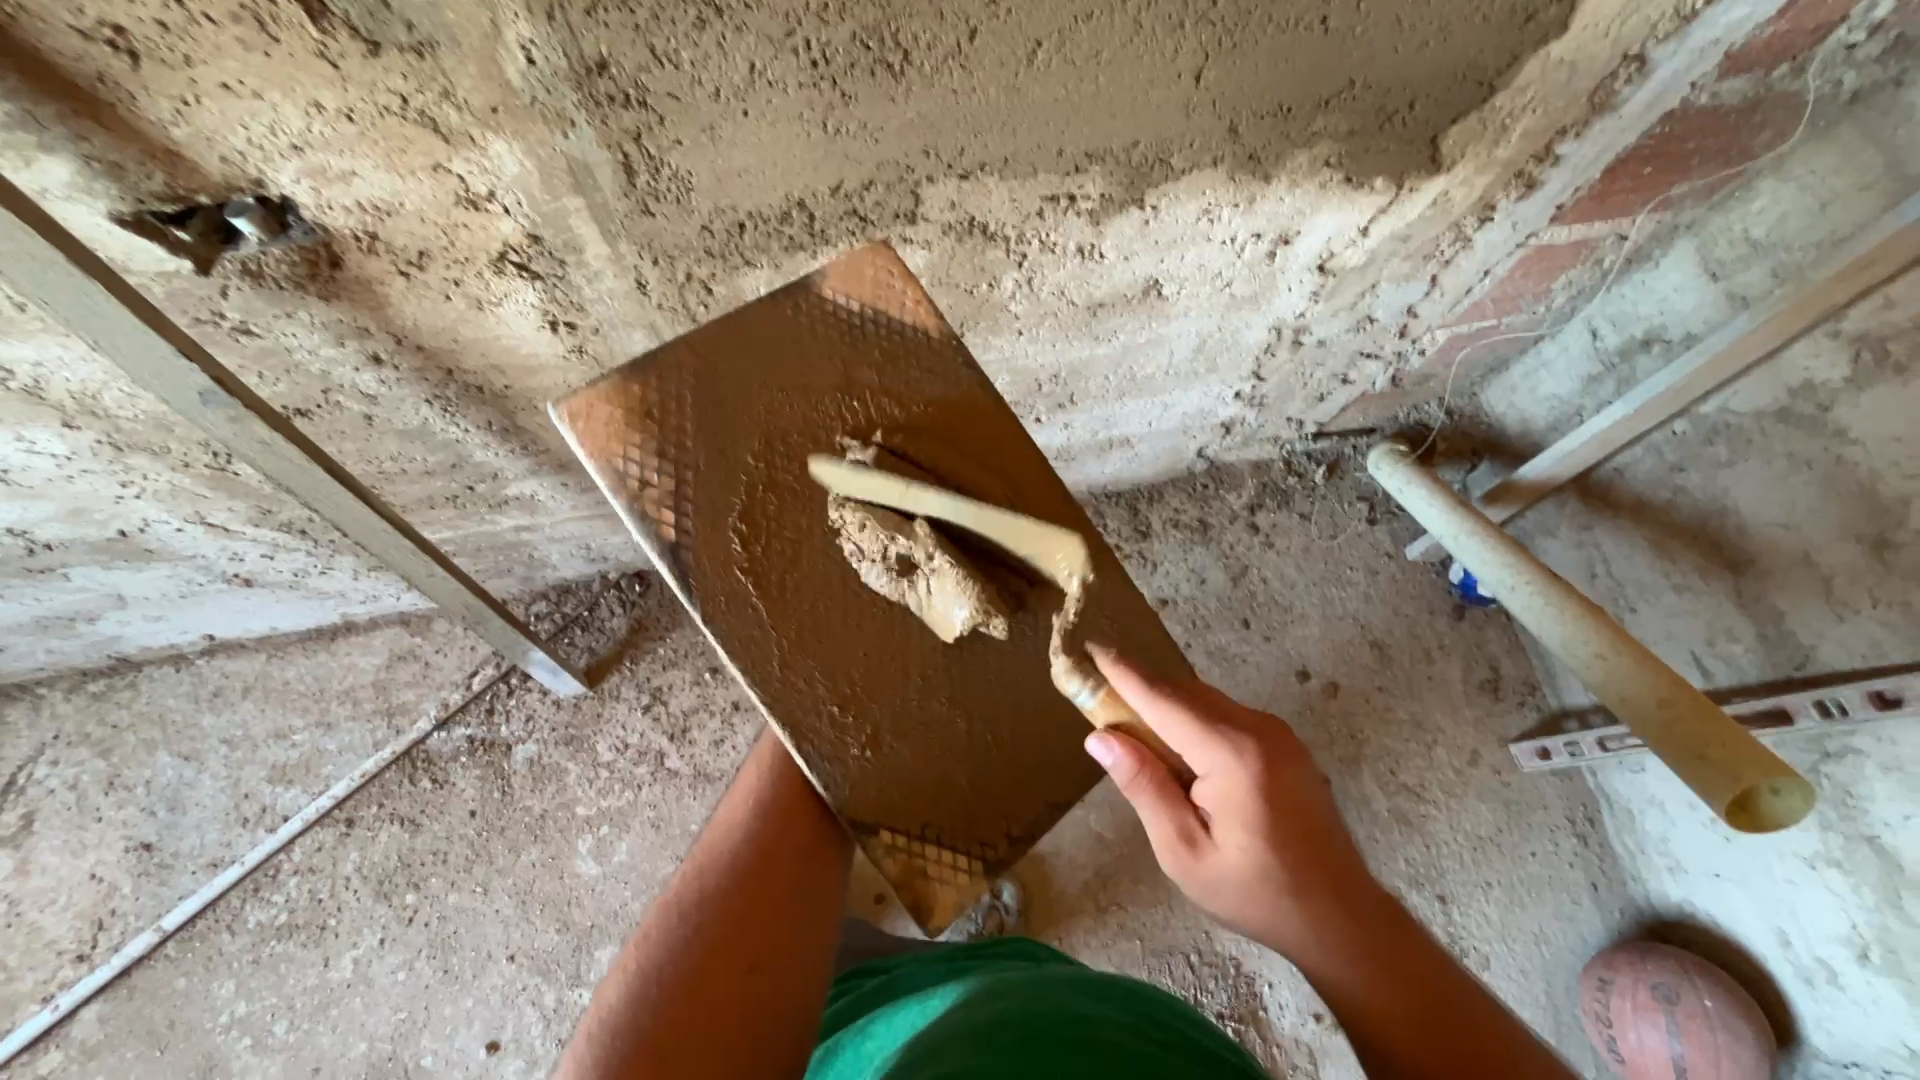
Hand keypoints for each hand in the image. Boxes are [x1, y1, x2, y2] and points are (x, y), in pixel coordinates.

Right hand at [1083, 648, 1383, 957]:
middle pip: (1184, 692)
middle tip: (1097, 694)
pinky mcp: (1284, 743)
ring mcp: (1277, 733)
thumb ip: (1144, 787)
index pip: (1163, 699)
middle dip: (1139, 687)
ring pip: (1205, 701)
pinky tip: (1176, 749)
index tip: (1091, 647)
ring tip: (1129, 725)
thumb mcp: (1184, 852)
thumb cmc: (1256, 892)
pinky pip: (1225, 716)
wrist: (1339, 914)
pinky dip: (1191, 720)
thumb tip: (1100, 737)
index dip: (1123, 673)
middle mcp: (1258, 729)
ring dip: (1166, 706)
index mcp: (1232, 754)